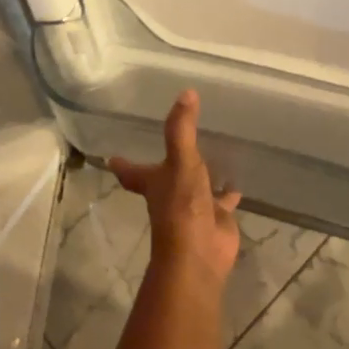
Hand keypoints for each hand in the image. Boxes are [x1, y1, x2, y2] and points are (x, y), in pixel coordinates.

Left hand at [111, 89, 241, 285]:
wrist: (200, 256)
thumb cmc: (182, 208)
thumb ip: (182, 129)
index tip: (111, 157)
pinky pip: (222, 201)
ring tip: (210, 152)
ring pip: (195, 186)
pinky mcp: (215, 218)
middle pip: (163, 176)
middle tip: (172, 142)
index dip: (122, 163)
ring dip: (200, 174)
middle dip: (165, 163)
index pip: (132, 171)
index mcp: (154, 182)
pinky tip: (237, 181)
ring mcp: (193, 207)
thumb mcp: (181, 162)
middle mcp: (170, 194)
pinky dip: (227, 193)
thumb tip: (186, 92)